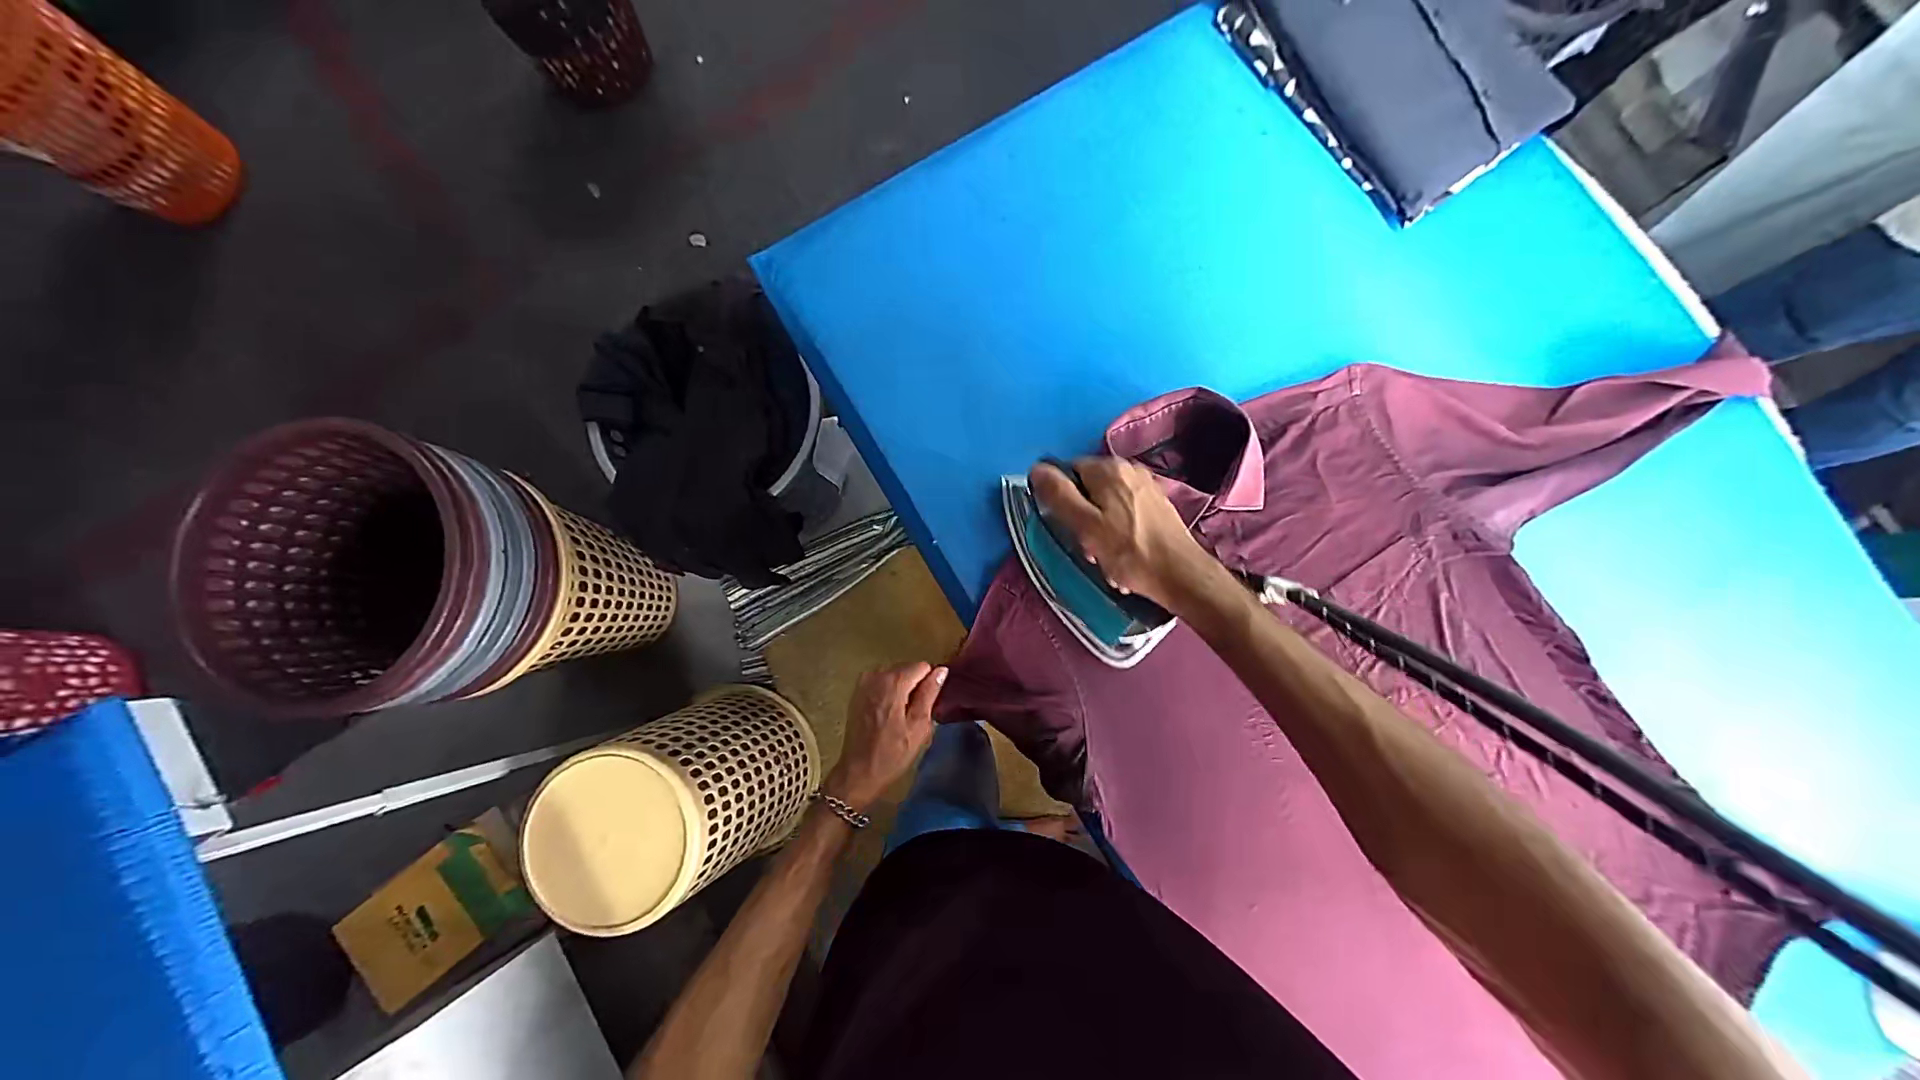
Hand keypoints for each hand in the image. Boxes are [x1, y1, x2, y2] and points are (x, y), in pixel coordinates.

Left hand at [823, 662, 943, 809]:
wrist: (858, 772)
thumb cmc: (892, 753)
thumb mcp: (919, 726)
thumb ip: (930, 694)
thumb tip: (941, 670)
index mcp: (893, 682)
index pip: (923, 666)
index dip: (930, 683)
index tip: (928, 704)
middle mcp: (876, 675)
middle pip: (907, 668)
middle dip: (915, 686)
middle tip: (914, 715)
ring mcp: (863, 683)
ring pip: (894, 675)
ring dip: (901, 690)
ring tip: (900, 717)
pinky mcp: (857, 692)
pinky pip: (881, 683)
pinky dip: (888, 693)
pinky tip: (887, 715)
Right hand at [1029, 457, 1219, 612]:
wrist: (1181, 575)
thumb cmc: (1129, 552)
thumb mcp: (1085, 525)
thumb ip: (1058, 495)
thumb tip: (1036, 469)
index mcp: (1108, 468)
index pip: (1068, 472)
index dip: (1062, 501)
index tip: (1070, 528)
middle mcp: (1129, 469)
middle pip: (1088, 489)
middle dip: (1083, 518)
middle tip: (1089, 548)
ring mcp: (1146, 487)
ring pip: (1106, 505)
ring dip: (1100, 531)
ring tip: (1107, 558)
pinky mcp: (1157, 506)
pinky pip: (1125, 515)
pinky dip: (1119, 534)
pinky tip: (1124, 556)